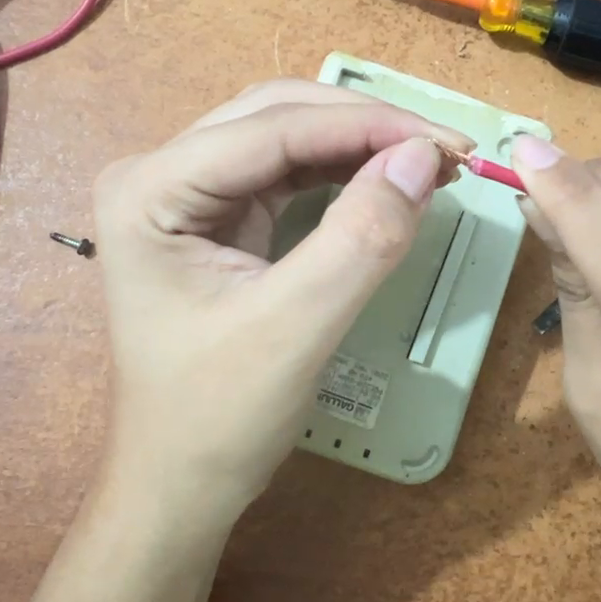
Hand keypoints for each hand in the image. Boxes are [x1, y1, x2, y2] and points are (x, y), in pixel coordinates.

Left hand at [90, 81, 469, 529]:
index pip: (273, 129)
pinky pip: (288, 173)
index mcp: (151, 189)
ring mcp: (186, 193)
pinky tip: (388, 181)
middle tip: (448, 151)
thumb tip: (423, 156)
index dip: (368, 126)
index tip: (449, 143)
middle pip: (277, 116)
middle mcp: (160, 174)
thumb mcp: (296, 328)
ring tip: (431, 163)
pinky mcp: (216, 216)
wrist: (180, 485)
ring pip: (287, 137)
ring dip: (360, 144)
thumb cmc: (218, 418)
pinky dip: (344, 172)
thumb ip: (361, 239)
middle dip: (366, 127)